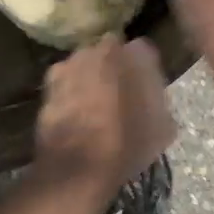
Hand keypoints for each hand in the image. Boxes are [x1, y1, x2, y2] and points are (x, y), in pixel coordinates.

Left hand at [33, 36, 176, 198]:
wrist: (79, 165)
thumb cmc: (127, 145)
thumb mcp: (161, 130)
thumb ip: (159, 102)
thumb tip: (153, 96)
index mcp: (137, 55)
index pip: (143, 50)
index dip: (142, 68)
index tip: (143, 85)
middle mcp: (105, 48)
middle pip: (112, 51)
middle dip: (114, 66)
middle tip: (118, 92)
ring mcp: (76, 59)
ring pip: (87, 60)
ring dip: (90, 74)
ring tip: (93, 103)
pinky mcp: (52, 76)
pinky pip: (66, 76)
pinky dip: (69, 87)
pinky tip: (73, 109)